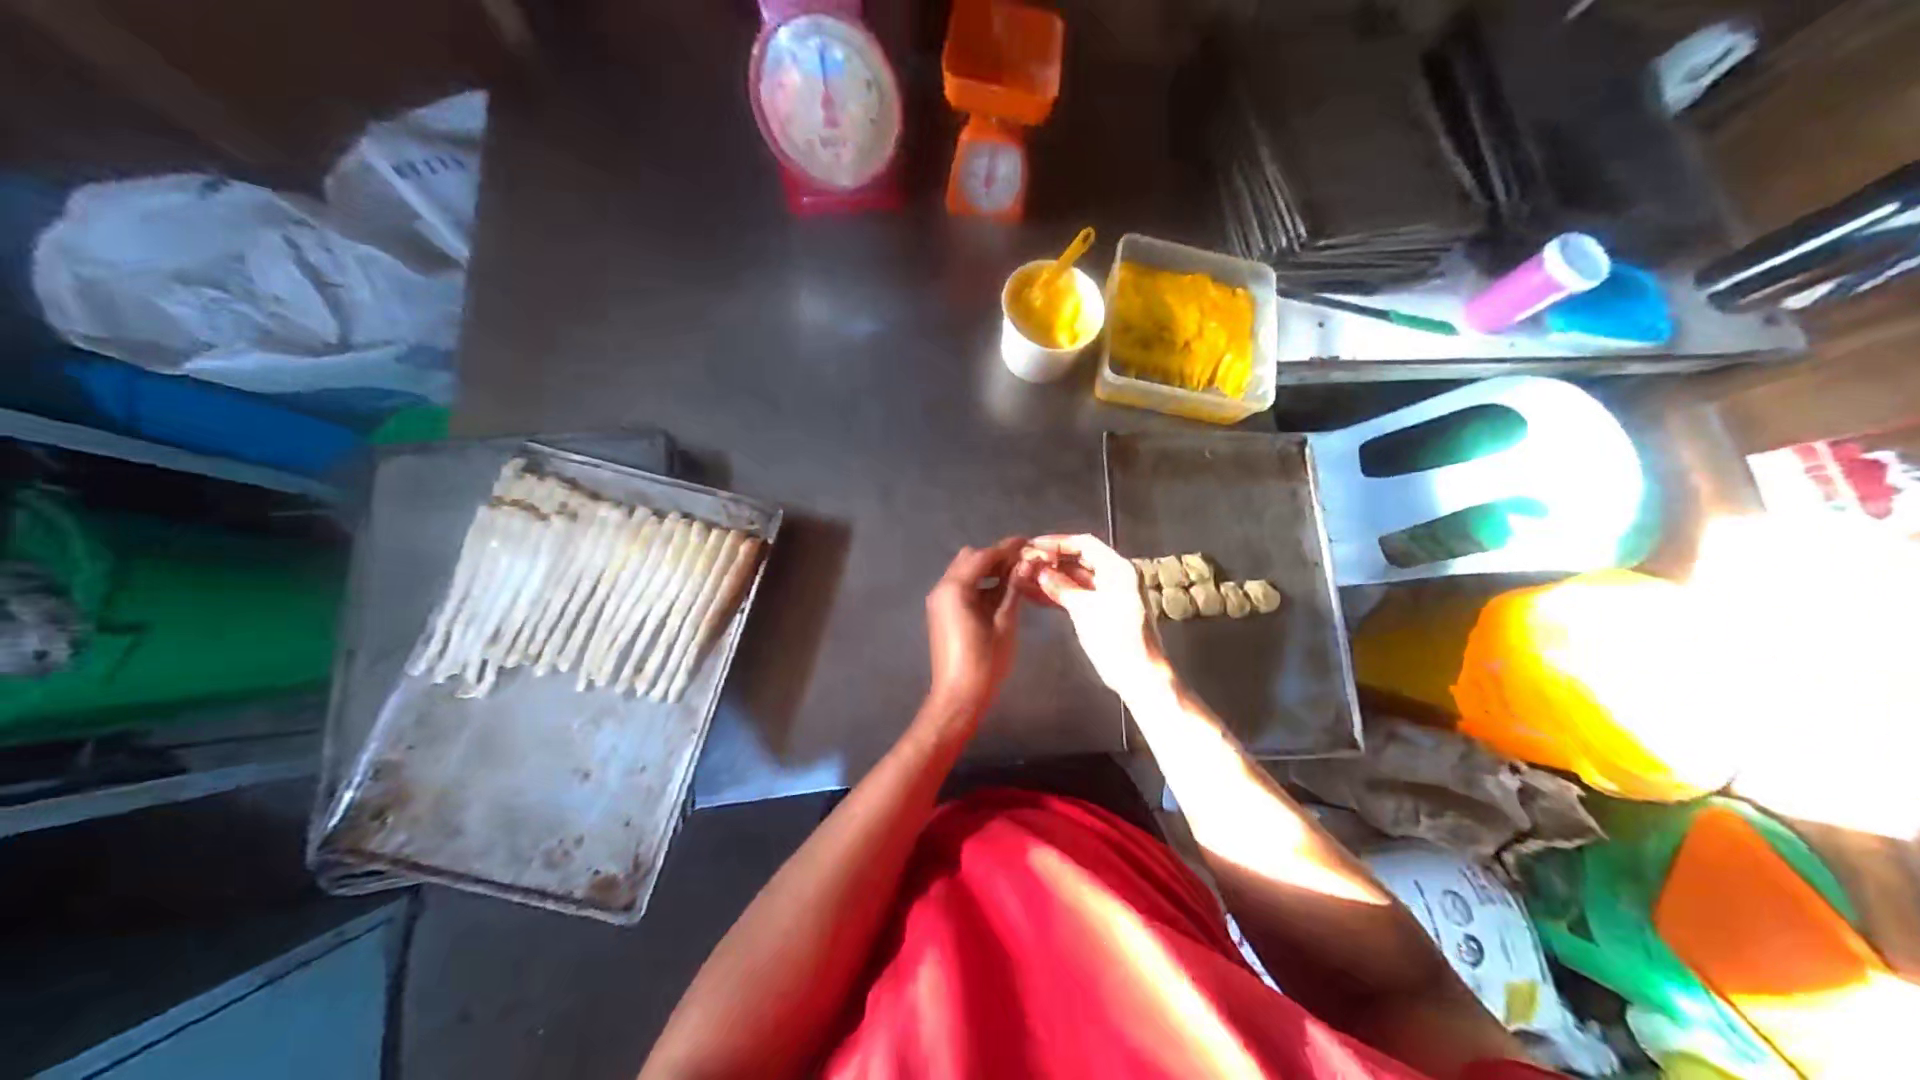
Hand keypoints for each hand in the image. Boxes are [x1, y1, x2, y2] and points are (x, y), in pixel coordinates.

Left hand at [924, 537, 1026, 721]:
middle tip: (1024, 562)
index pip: (983, 556)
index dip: (1007, 549)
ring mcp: (940, 601)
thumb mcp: (1005, 622)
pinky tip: (1001, 591)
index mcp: (955, 588)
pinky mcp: (942, 613)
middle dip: (996, 557)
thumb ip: (1014, 588)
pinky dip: (979, 584)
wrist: (958, 695)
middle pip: (970, 559)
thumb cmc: (985, 661)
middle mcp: (942, 588)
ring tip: (1017, 575)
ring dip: (987, 570)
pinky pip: (961, 587)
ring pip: (964, 572)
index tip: (1029, 542)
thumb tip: (1028, 562)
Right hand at [1017, 533, 1168, 697]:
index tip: (1033, 545)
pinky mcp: (1103, 610)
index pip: (1085, 544)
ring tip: (1025, 576)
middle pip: (1080, 559)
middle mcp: (1116, 576)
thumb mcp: (1085, 610)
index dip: (1057, 542)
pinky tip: (1035, 594)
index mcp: (1118, 569)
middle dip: (1052, 560)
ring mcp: (1110, 594)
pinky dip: (1059, 593)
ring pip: (1076, 578)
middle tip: (1026, 561)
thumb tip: (1041, 572)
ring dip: (1052, 577)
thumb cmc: (1116, 638)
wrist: (1138, 675)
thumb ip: (1062, 587)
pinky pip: (1078, 594)